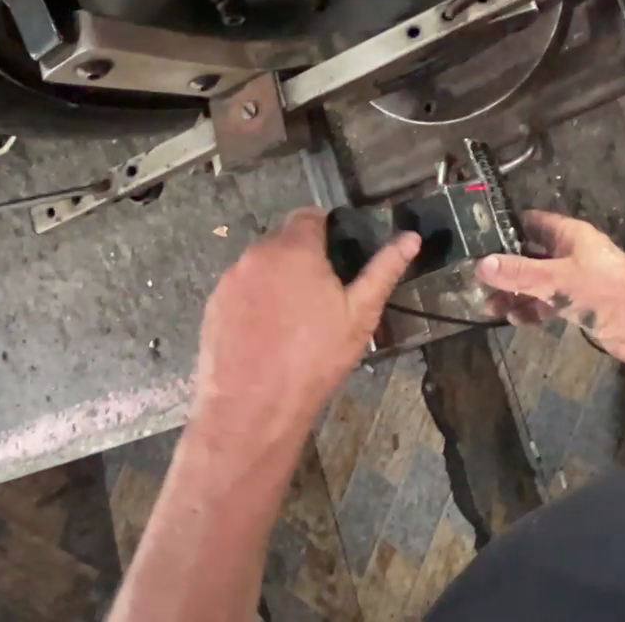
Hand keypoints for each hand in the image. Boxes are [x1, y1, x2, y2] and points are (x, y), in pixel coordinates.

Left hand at [194, 209, 417, 445]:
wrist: (252, 409)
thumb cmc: (314, 357)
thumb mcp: (360, 314)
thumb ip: (384, 269)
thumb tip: (411, 237)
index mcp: (294, 248)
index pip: (310, 215)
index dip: (328, 230)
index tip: (341, 258)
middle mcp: (256, 254)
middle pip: (285, 241)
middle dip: (305, 259)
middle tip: (325, 295)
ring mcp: (230, 280)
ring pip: (262, 267)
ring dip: (280, 280)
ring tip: (297, 320)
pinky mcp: (213, 306)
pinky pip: (242, 291)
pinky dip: (257, 302)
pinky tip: (269, 335)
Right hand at [476, 211, 624, 364]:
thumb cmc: (606, 292)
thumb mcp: (558, 280)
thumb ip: (519, 273)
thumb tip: (480, 264)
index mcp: (570, 235)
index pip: (531, 222)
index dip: (505, 228)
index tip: (477, 239)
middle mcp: (571, 252)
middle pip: (530, 254)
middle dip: (505, 267)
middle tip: (476, 279)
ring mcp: (575, 279)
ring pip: (537, 281)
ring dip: (515, 292)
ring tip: (487, 306)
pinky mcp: (579, 304)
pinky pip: (547, 302)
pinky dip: (531, 309)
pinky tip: (513, 320)